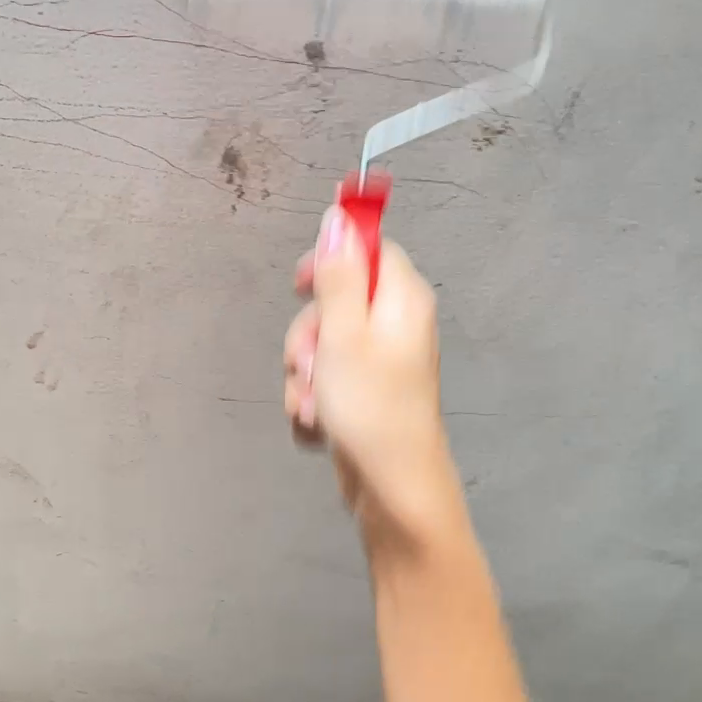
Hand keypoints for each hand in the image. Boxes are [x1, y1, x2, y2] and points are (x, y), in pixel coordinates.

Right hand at [283, 205, 459, 545]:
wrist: (391, 487)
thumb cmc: (371, 406)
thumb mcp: (344, 332)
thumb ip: (339, 272)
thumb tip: (340, 214)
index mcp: (401, 300)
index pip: (368, 250)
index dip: (331, 262)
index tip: (300, 286)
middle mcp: (394, 326)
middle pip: (336, 301)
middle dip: (307, 335)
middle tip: (310, 363)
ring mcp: (378, 364)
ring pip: (322, 346)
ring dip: (305, 375)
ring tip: (316, 404)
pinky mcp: (363, 395)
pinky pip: (326, 380)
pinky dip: (314, 399)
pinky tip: (318, 422)